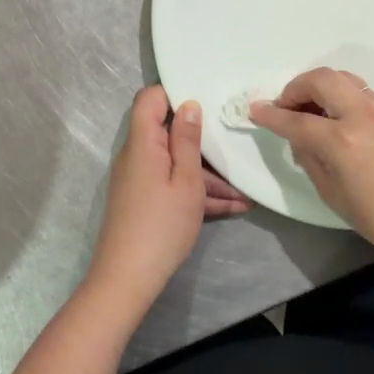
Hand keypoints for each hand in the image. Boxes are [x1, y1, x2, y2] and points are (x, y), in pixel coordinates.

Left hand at [89, 87, 248, 304]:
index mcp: (143, 143)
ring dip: (208, 176)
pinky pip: (174, 186)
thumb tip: (188, 105)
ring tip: (245, 191)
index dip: (175, 93)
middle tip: (235, 140)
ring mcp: (140, 180)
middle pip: (168, 134)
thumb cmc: (161, 226)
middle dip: (202, 140)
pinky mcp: (145, 202)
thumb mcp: (185, 182)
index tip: (206, 97)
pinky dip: (198, 194)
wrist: (128, 280)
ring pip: (177, 165)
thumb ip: (187, 141)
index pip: (150, 99)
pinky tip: (234, 207)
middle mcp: (137, 156)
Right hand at [249, 68, 373, 258]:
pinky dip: (342, 95)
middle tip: (287, 107)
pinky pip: (362, 92)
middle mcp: (361, 115)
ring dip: (321, 86)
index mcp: (341, 141)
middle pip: (321, 79)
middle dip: (296, 88)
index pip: (295, 120)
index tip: (255, 110)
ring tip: (312, 109)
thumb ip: (310, 157)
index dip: (270, 115)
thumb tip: (299, 136)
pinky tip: (339, 118)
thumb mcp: (331, 194)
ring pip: (344, 78)